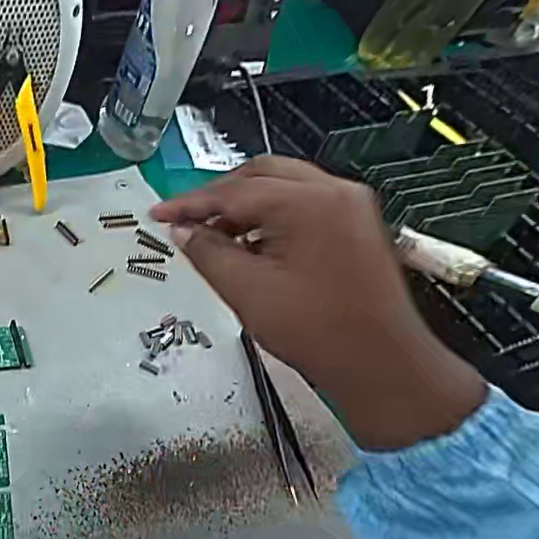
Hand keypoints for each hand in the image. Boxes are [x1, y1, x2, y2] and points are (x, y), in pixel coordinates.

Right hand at [151, 156, 485, 448]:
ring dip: (244, 207)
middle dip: (219, 196)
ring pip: (283, 188)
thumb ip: (207, 253)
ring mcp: (350, 207)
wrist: (378, 362)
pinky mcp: (354, 227)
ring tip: (213, 237)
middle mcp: (334, 193)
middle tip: (186, 220)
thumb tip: (183, 232)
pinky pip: (302, 206)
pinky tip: (248, 245)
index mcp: (308, 203)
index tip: (159, 214)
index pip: (234, 192)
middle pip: (261, 175)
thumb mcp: (246, 291)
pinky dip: (269, 217)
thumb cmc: (315, 329)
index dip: (190, 204)